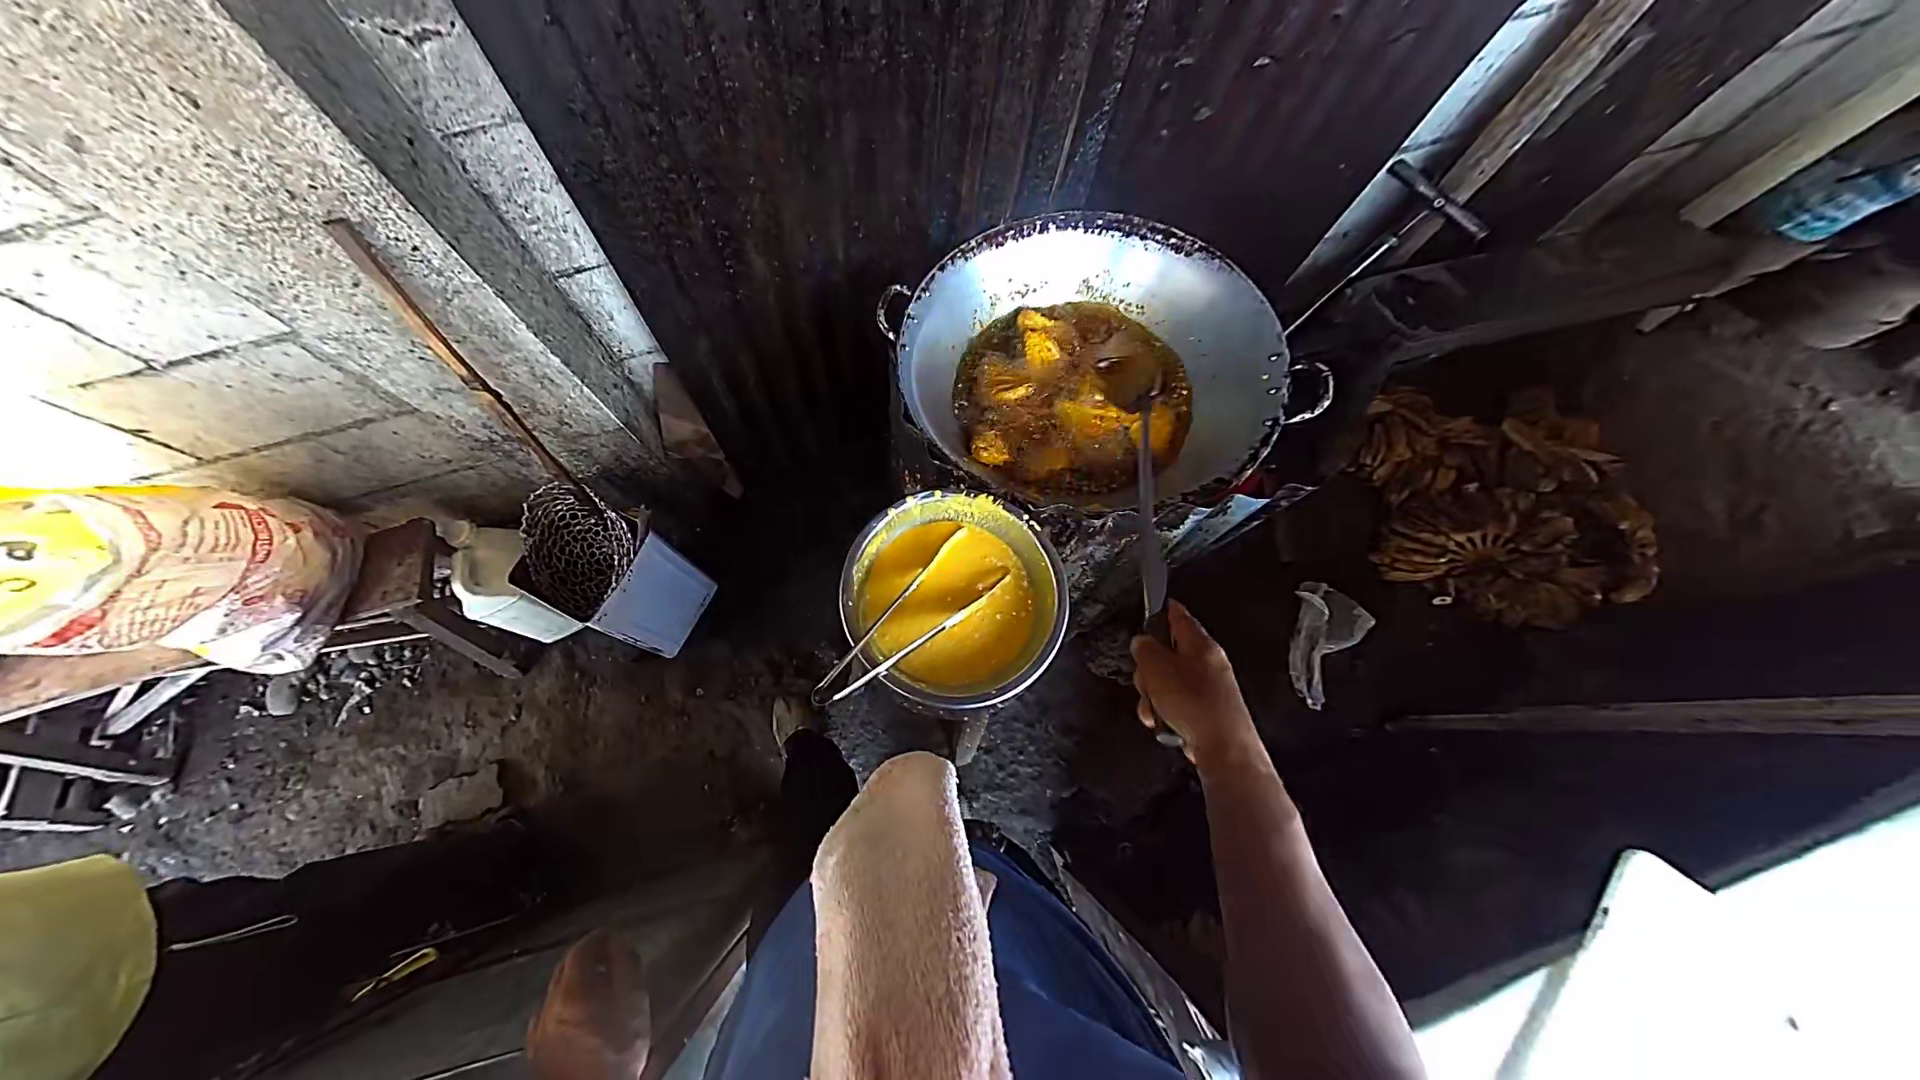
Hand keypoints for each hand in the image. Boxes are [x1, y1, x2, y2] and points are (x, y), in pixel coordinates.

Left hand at [527, 930, 649, 1079]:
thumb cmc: (618, 1051)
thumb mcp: (634, 1002)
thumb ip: (626, 967)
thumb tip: (618, 944)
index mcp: (572, 991)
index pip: (581, 948)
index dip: (599, 937)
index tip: (613, 935)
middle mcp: (548, 1005)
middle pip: (564, 967)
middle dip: (586, 956)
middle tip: (608, 955)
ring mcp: (537, 1030)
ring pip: (556, 990)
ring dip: (575, 980)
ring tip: (599, 983)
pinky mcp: (535, 1049)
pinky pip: (549, 1013)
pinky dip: (565, 1003)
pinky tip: (581, 1013)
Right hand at [1131, 601, 1262, 769]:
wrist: (1223, 747)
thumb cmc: (1195, 703)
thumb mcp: (1157, 668)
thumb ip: (1144, 649)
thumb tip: (1141, 642)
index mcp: (1200, 644)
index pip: (1178, 615)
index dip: (1162, 608)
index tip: (1151, 604)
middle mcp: (1207, 662)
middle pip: (1166, 653)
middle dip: (1148, 669)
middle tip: (1146, 681)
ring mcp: (1208, 687)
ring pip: (1166, 681)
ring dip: (1152, 695)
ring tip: (1154, 710)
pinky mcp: (1205, 710)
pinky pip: (1175, 703)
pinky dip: (1164, 712)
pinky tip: (1163, 723)